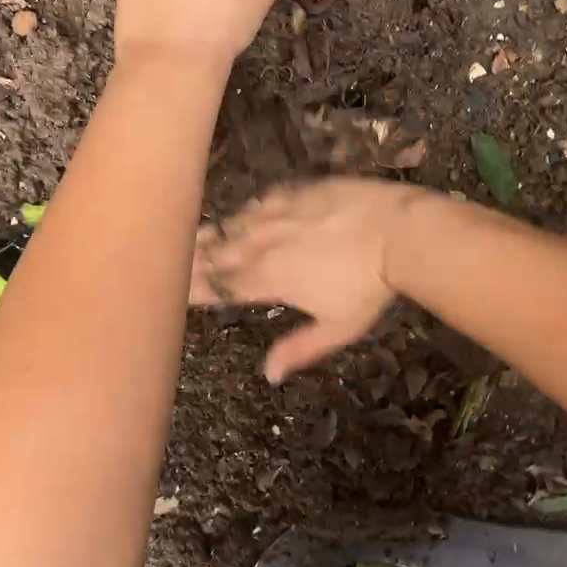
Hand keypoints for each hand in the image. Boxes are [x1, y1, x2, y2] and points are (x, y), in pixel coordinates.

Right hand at [191, 179, 427, 382]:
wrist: (398, 231)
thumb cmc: (370, 286)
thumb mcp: (338, 327)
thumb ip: (300, 348)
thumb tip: (269, 374)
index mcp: (269, 279)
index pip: (222, 284)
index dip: (196, 287)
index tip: (173, 288)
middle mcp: (265, 244)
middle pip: (220, 251)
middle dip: (193, 257)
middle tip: (168, 258)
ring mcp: (282, 214)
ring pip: (237, 223)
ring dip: (215, 231)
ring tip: (192, 234)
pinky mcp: (301, 192)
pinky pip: (265, 200)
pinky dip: (250, 209)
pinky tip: (245, 211)